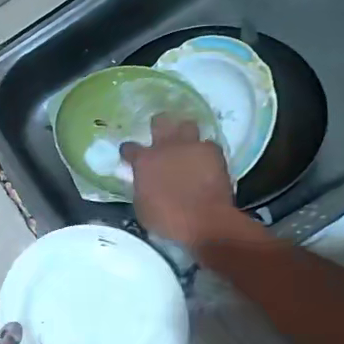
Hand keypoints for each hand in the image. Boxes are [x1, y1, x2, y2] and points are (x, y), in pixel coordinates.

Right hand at [121, 115, 261, 249]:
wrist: (204, 221)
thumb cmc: (167, 219)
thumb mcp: (142, 206)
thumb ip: (141, 187)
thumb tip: (143, 182)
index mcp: (144, 161)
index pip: (129, 148)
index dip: (130, 152)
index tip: (131, 157)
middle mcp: (165, 147)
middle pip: (160, 122)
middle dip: (160, 126)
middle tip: (163, 136)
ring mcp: (190, 146)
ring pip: (187, 125)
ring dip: (186, 133)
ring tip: (188, 144)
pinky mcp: (213, 151)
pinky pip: (209, 144)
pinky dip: (207, 152)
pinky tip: (208, 161)